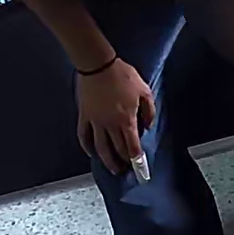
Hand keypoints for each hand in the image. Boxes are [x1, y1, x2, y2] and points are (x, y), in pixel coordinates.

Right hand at [76, 57, 155, 174]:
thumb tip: (148, 127)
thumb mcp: (144, 91)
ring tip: (113, 169)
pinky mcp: (84, 116)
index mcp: (126, 120)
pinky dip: (87, 147)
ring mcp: (95, 122)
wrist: (97, 64)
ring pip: (101, 148)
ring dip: (107, 161)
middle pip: (117, 150)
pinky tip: (92, 154)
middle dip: (123, 162)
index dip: (137, 161)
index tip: (141, 170)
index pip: (133, 147)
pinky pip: (84, 136)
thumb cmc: (122, 75)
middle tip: (128, 169)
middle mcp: (110, 125)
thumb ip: (149, 111)